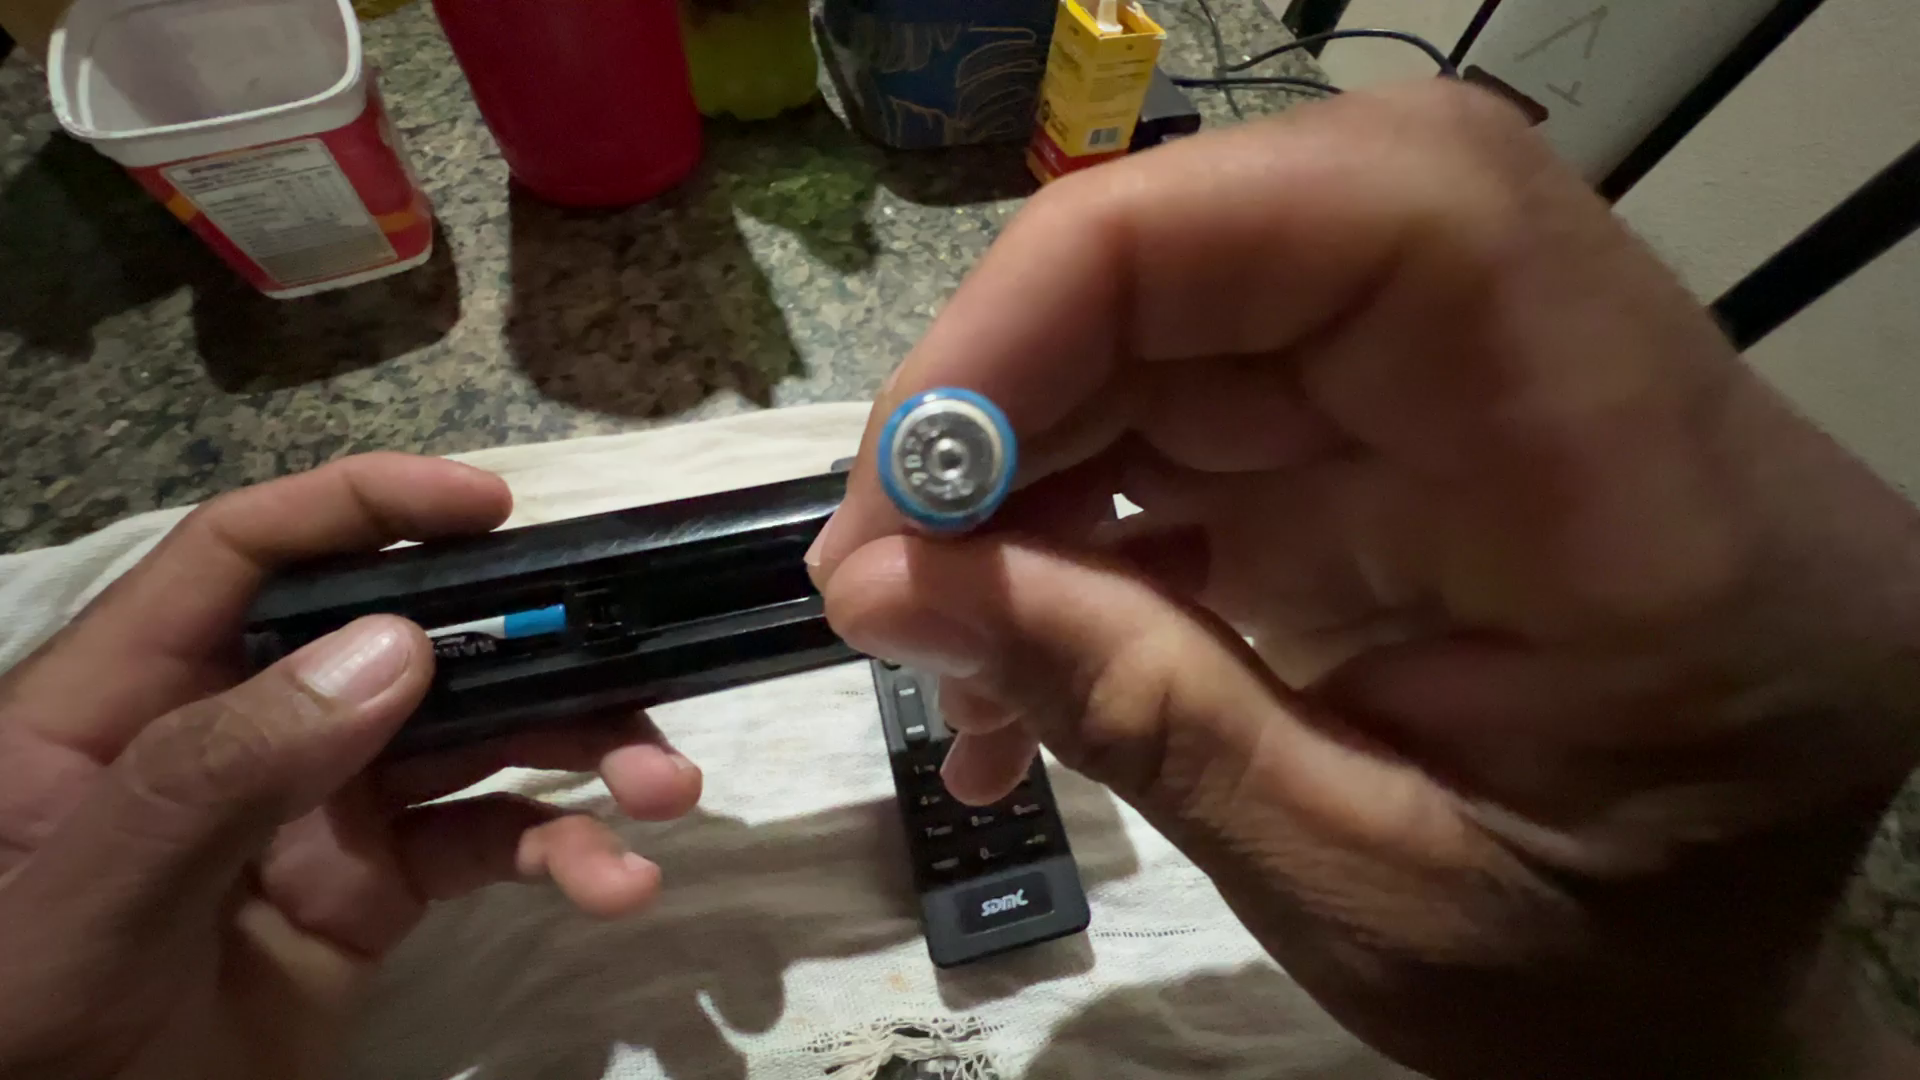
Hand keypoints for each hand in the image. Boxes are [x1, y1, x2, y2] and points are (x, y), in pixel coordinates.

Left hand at [0, 454, 701, 1079]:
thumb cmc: (15, 1066)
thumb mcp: (76, 930)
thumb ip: (214, 779)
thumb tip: (396, 647)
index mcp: (136, 707)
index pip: (254, 557)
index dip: (370, 506)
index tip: (492, 507)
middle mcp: (258, 732)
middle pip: (423, 646)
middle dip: (544, 657)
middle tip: (635, 672)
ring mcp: (338, 802)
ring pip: (489, 736)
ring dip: (590, 754)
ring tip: (664, 789)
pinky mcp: (398, 874)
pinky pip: (500, 838)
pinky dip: (569, 851)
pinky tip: (617, 881)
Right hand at [813, 83, 1919, 1078]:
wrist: (1678, 991)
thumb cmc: (1588, 980)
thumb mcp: (1364, 892)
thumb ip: (1132, 716)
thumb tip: (882, 592)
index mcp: (1643, 487)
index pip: (1376, 214)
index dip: (1106, 269)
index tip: (924, 445)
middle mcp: (1544, 390)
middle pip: (1225, 259)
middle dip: (1007, 389)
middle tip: (878, 554)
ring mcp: (1428, 411)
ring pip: (1161, 342)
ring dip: (1009, 472)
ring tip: (931, 629)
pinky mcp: (1344, 453)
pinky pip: (1158, 426)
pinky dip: (1052, 518)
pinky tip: (1004, 640)